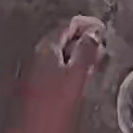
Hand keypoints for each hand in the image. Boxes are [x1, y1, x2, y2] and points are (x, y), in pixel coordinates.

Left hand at [4, 16, 105, 132]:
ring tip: (91, 65)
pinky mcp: (28, 92)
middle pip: (62, 38)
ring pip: (57, 56)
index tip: (103, 31)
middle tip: (100, 49)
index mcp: (44, 47)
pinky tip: (74, 82)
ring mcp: (29, 74)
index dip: (88, 24)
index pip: (69, 23)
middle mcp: (33, 55)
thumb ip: (86, 50)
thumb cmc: (52, 108)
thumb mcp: (76, 77)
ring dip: (75, 57)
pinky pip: (51, 71)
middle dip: (82, 41)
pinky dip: (65, 70)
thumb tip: (94, 32)